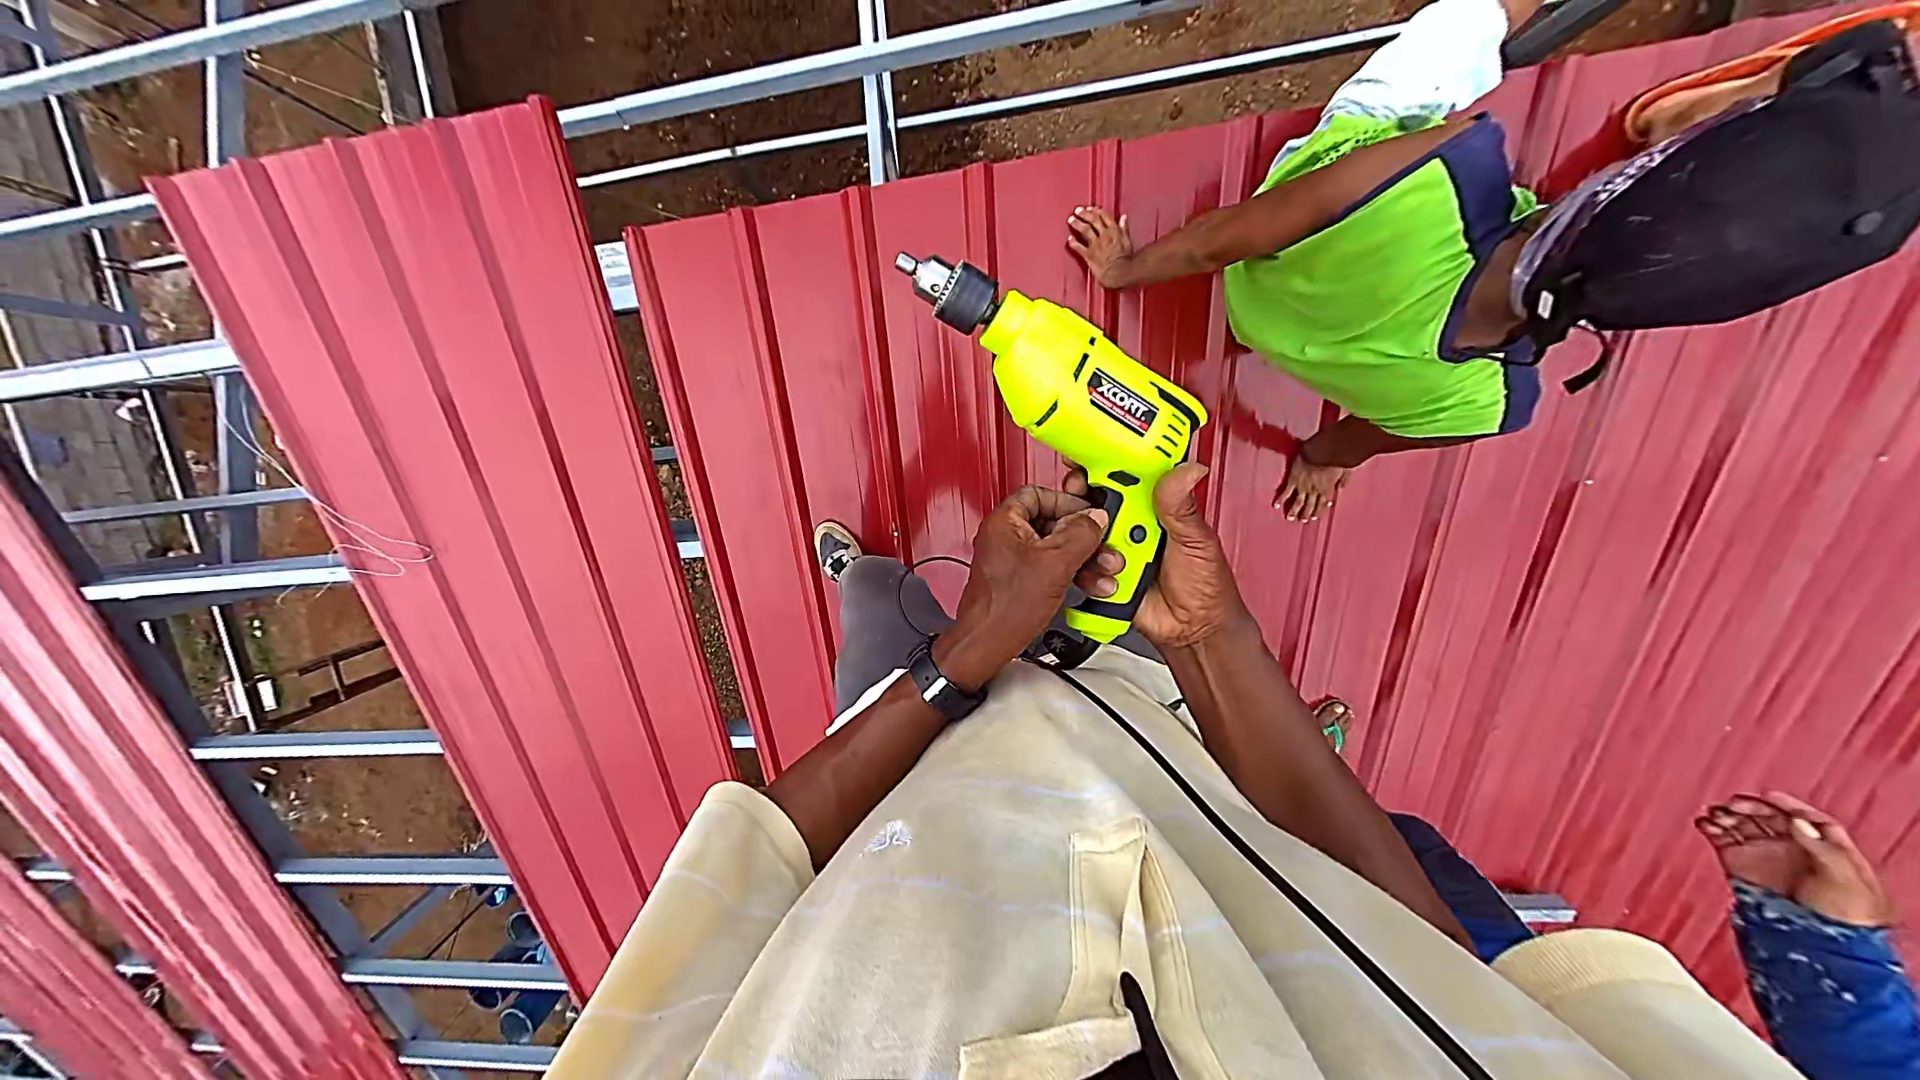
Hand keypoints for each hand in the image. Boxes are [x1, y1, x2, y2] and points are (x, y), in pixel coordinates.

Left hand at [936, 487, 1111, 691]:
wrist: (987, 643)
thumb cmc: (1004, 607)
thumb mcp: (1055, 563)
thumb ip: (1080, 535)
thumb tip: (1095, 518)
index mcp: (1005, 522)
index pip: (1038, 493)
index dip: (1067, 500)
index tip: (1088, 512)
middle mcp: (1005, 537)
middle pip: (1051, 522)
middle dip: (1082, 536)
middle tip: (1101, 545)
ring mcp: (1011, 559)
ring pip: (1054, 547)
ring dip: (1082, 558)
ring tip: (1102, 570)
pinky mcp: (1018, 580)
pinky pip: (1049, 567)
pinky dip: (1070, 573)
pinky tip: (1089, 584)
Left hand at [1067, 206, 1135, 288]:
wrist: (1120, 273)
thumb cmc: (1126, 259)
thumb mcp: (1128, 241)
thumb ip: (1124, 228)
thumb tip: (1123, 216)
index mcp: (1114, 231)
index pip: (1104, 216)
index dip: (1096, 211)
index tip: (1091, 208)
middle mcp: (1104, 235)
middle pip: (1093, 221)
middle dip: (1084, 214)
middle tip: (1077, 210)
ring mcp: (1096, 245)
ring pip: (1085, 230)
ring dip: (1077, 224)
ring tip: (1071, 219)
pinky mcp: (1089, 255)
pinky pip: (1079, 247)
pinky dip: (1073, 243)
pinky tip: (1069, 239)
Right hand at [1067, 463, 1248, 649]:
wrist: (1194, 629)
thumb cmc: (1205, 585)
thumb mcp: (1197, 540)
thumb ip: (1182, 506)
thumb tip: (1186, 469)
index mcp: (1153, 506)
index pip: (1121, 475)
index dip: (1098, 465)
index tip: (1083, 463)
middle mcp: (1130, 524)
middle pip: (1091, 502)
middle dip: (1082, 506)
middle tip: (1089, 513)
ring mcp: (1113, 549)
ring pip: (1082, 536)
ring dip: (1097, 550)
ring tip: (1121, 562)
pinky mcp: (1101, 575)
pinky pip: (1082, 568)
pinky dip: (1094, 575)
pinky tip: (1115, 581)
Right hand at [1275, 451, 1347, 521]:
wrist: (1321, 451)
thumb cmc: (1334, 458)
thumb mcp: (1345, 469)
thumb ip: (1344, 479)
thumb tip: (1341, 487)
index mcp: (1327, 489)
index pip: (1323, 503)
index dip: (1319, 510)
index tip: (1315, 517)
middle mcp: (1314, 491)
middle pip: (1310, 505)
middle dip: (1306, 514)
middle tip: (1302, 521)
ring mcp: (1302, 487)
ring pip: (1298, 502)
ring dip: (1294, 511)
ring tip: (1290, 518)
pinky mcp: (1293, 481)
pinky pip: (1286, 492)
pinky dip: (1281, 499)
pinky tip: (1276, 505)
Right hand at [1696, 792, 1893, 925]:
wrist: (1815, 943)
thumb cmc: (1845, 918)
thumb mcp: (1845, 879)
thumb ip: (1821, 847)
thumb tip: (1794, 821)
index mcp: (1825, 851)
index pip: (1808, 819)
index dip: (1791, 805)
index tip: (1770, 795)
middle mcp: (1792, 850)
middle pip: (1768, 817)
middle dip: (1750, 805)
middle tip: (1735, 802)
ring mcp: (1764, 856)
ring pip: (1740, 822)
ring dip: (1725, 812)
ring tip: (1717, 812)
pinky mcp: (1738, 862)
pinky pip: (1718, 836)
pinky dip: (1707, 825)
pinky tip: (1705, 822)